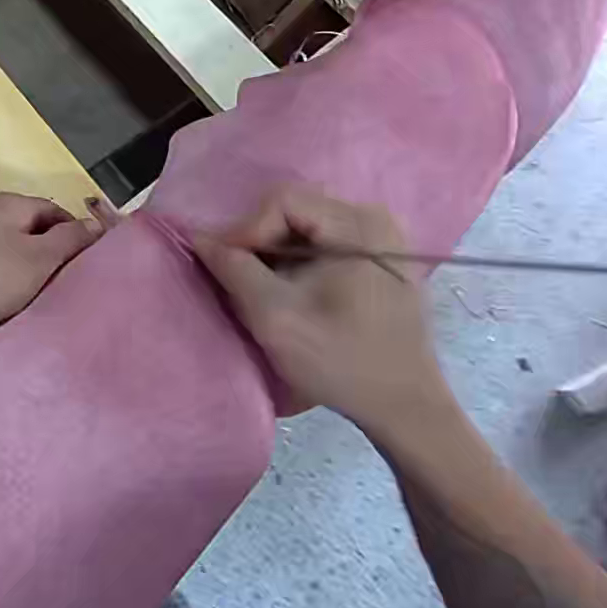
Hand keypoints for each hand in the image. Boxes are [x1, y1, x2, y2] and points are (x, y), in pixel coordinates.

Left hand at [0, 193, 97, 350]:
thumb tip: (98, 223)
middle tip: (67, 292)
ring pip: (9, 252)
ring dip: (25, 274)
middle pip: (34, 231)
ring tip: (37, 304)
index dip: (79, 238)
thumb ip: (70, 241)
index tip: (89, 272)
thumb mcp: (35, 261)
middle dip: (52, 259)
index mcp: (12, 204)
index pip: (60, 212)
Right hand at [191, 186, 452, 431]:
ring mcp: (383, 235)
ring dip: (276, 250)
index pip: (282, 201)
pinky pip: (325, 239)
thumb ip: (234, 270)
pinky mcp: (382, 255)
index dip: (246, 229)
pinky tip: (291, 288)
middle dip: (260, 240)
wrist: (406, 407)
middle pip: (295, 208)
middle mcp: (375, 217)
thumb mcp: (276, 317)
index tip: (226, 266)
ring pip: (307, 225)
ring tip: (262, 285)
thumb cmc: (342, 362)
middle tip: (240, 276)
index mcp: (359, 225)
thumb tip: (200, 237)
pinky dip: (298, 258)